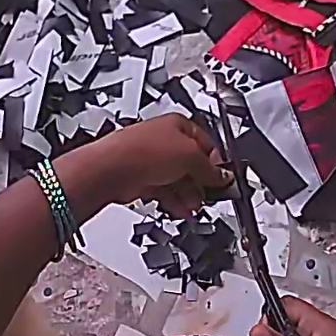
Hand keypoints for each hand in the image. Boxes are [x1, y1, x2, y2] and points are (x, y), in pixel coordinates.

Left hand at [55, 114, 229, 217]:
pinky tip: (181, 210)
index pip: (206, 143)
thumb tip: (222, 176)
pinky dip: (174, 201)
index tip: (223, 178)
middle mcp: (163, 141)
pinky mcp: (141, 179)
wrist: (112, 169)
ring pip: (177, 180)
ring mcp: (151, 161)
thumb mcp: (190, 157)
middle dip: (201, 182)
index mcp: (178, 125)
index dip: (216, 162)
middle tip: (210, 195)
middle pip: (191, 164)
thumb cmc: (143, 151)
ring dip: (189, 195)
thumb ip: (210, 169)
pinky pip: (163, 191)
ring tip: (195, 206)